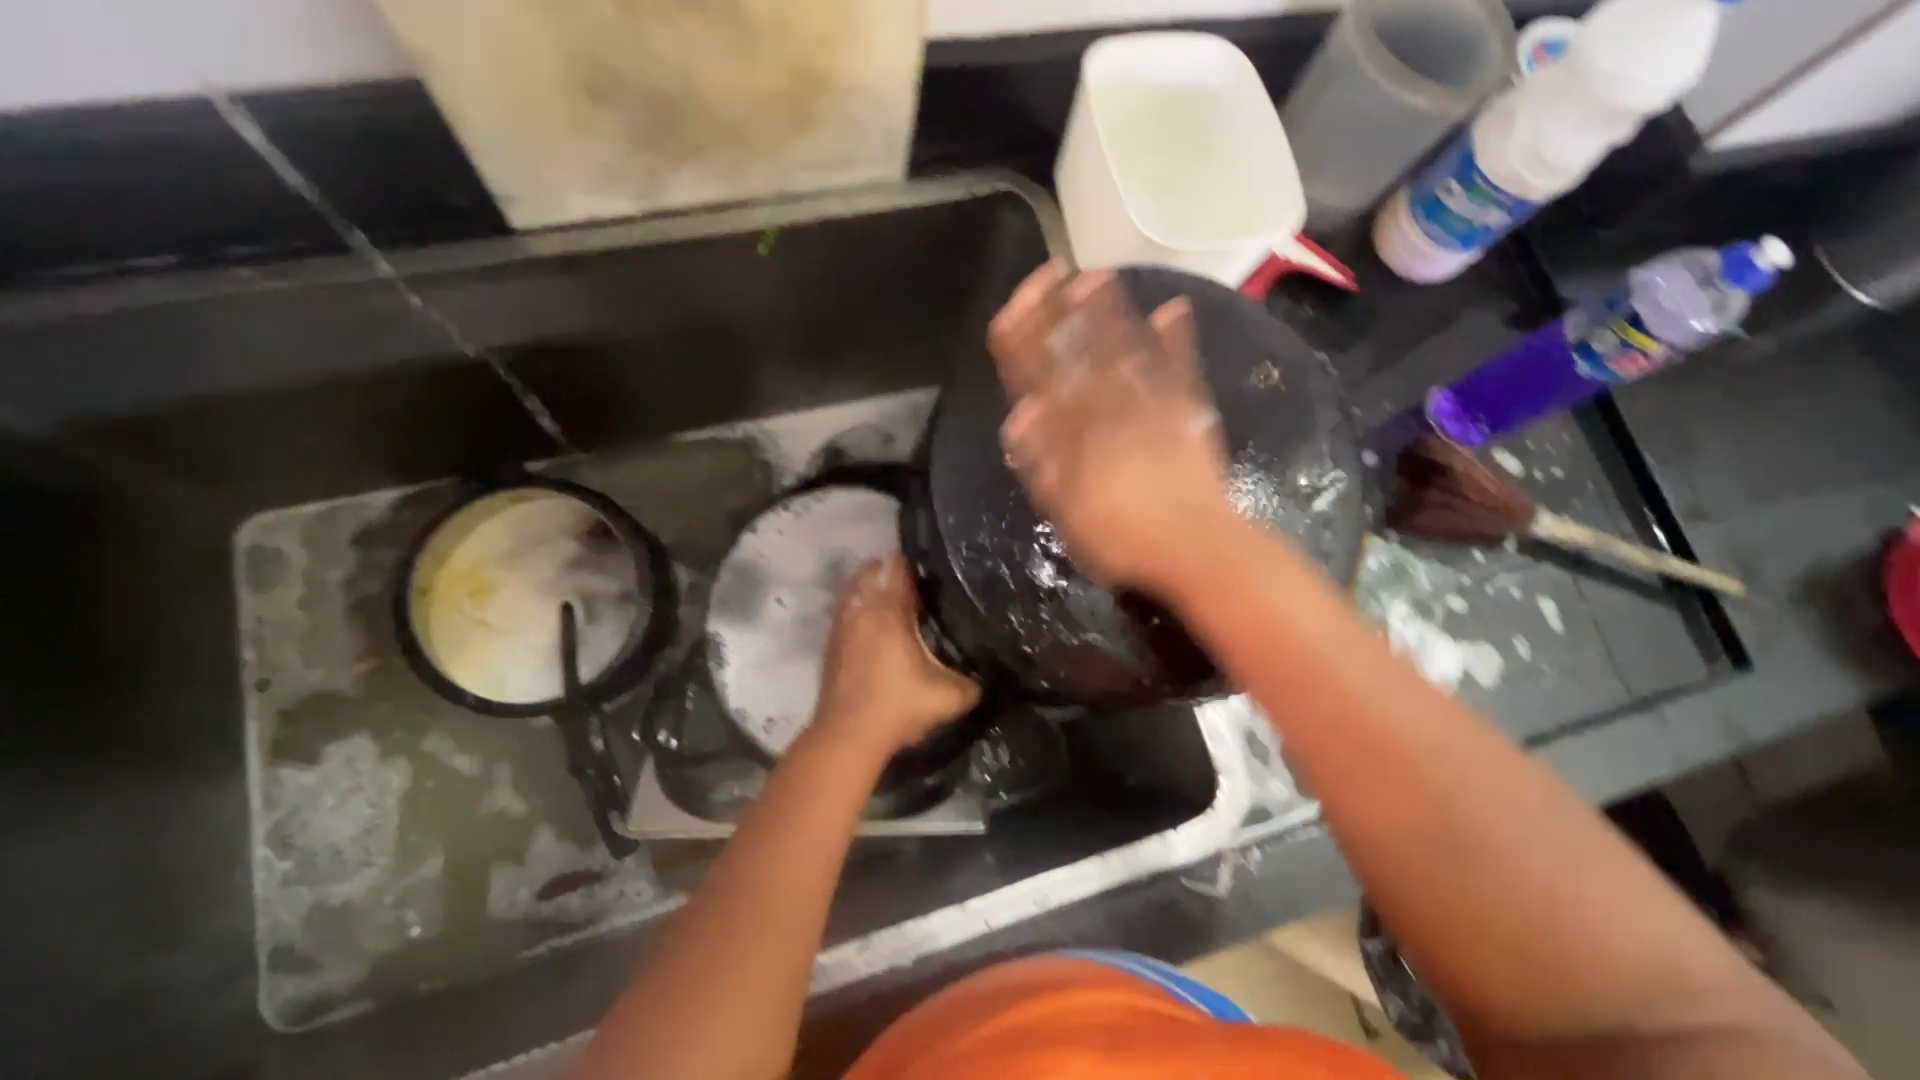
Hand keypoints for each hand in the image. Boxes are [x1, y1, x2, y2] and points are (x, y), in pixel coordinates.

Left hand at [810, 555, 980, 756]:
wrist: (848, 736)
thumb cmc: (899, 708)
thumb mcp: (950, 698)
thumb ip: (972, 683)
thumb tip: (986, 678)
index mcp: (890, 613)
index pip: (898, 569)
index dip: (913, 566)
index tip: (929, 572)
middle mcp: (862, 611)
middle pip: (871, 572)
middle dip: (888, 572)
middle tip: (912, 584)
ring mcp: (841, 627)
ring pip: (853, 591)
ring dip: (869, 588)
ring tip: (890, 599)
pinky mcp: (831, 646)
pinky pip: (844, 613)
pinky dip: (857, 610)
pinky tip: (870, 626)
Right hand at [988, 262, 1232, 594]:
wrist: (1198, 549)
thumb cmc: (1124, 539)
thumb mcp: (1067, 512)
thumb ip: (1041, 462)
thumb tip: (1018, 414)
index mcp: (1076, 433)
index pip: (1041, 376)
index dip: (1025, 338)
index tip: (1012, 304)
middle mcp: (1111, 408)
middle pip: (1079, 352)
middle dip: (1060, 311)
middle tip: (1050, 269)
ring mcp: (1153, 405)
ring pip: (1124, 349)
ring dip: (1109, 311)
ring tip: (1095, 274)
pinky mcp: (1189, 411)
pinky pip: (1179, 366)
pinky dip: (1176, 337)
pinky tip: (1172, 306)